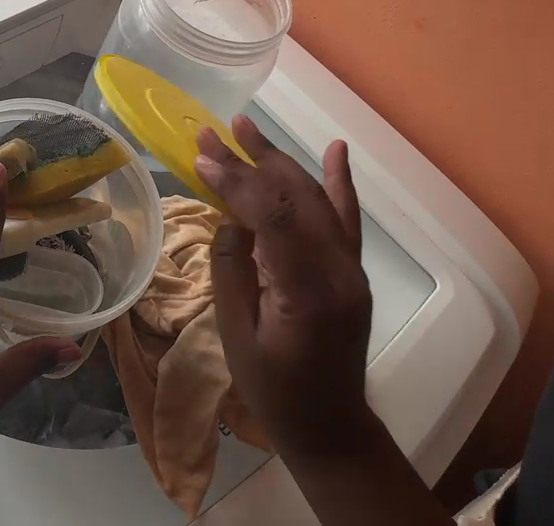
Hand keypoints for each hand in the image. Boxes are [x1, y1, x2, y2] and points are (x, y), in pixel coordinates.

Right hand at [195, 117, 374, 458]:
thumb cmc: (273, 389)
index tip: (201, 157)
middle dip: (249, 160)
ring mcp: (351, 269)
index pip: (273, 217)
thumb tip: (230, 220)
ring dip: (279, 161)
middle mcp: (339, 272)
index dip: (235, 181)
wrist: (330, 425)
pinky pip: (346, 217)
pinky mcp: (352, 270)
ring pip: (317, 199)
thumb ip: (232, 269)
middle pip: (294, 198)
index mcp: (307, 292)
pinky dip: (338, 181)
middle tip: (211, 131)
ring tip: (245, 127)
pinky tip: (335, 150)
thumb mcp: (235, 333)